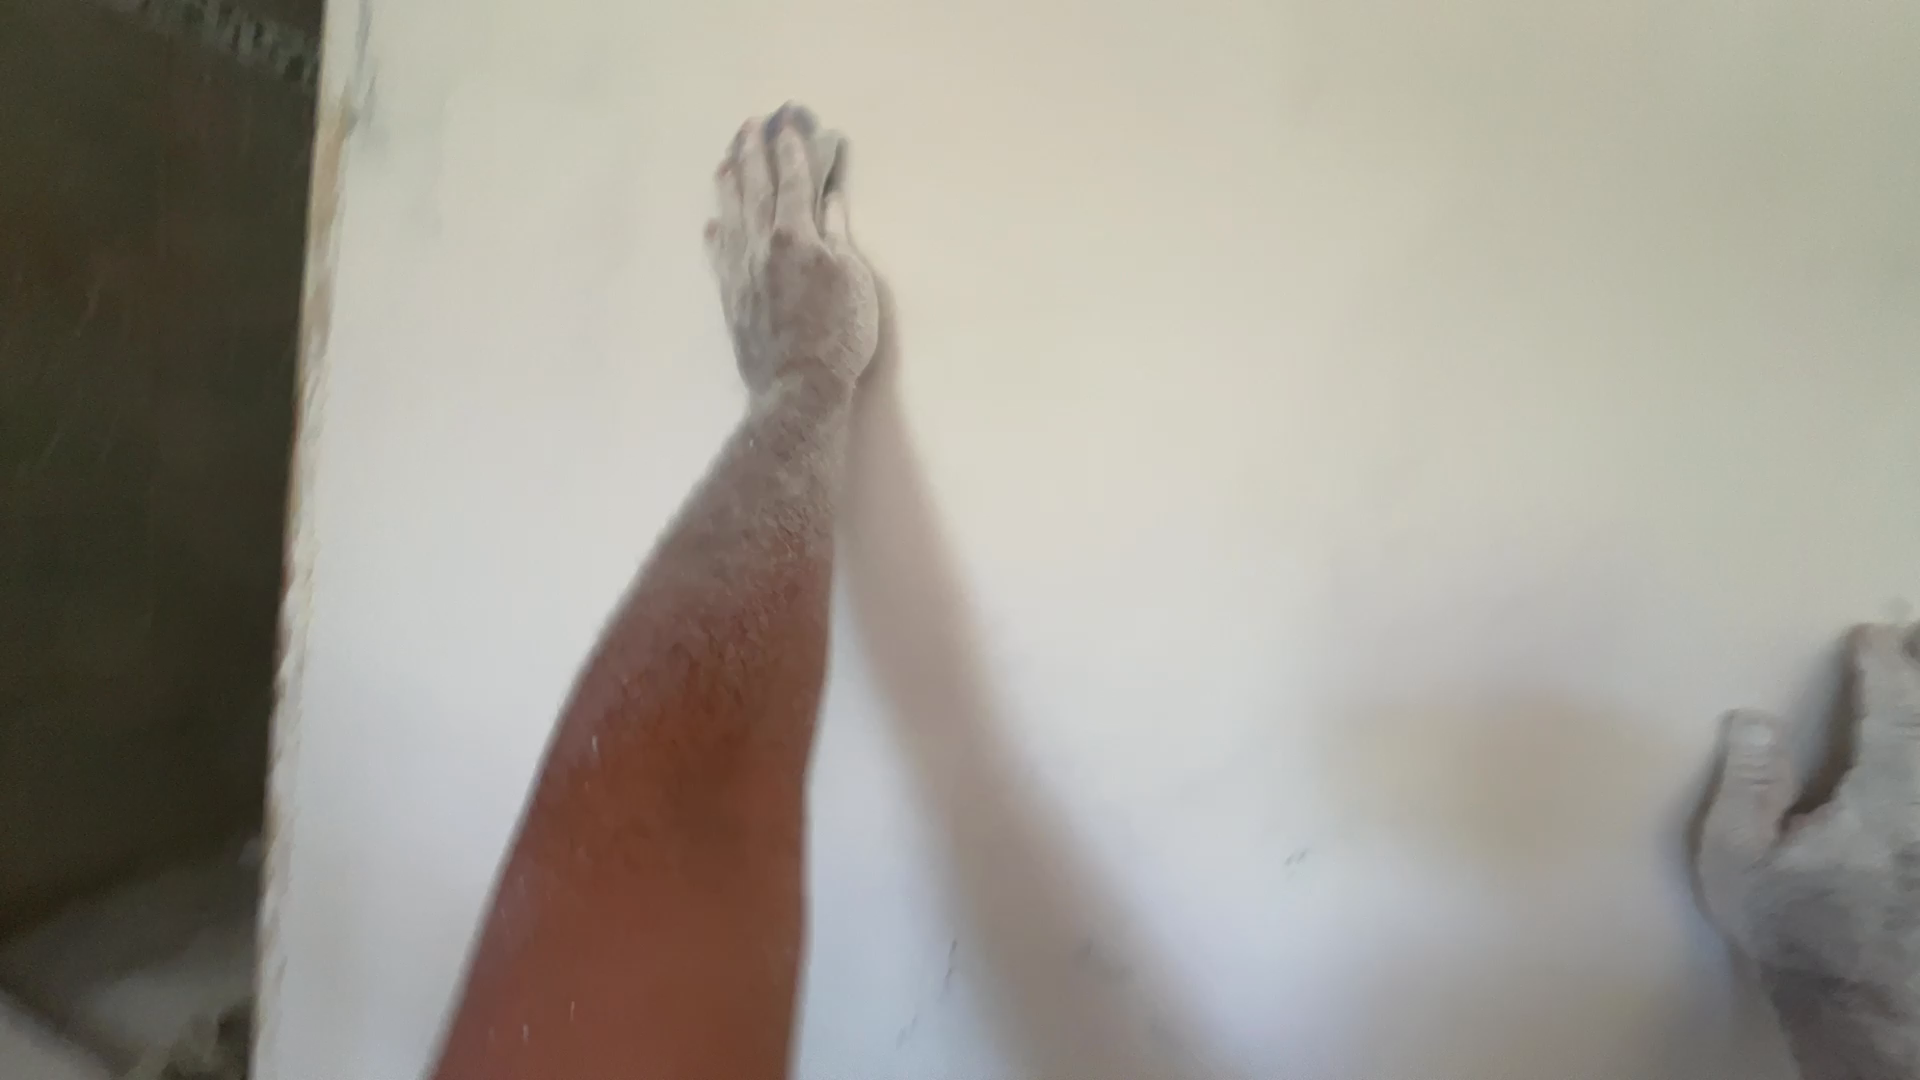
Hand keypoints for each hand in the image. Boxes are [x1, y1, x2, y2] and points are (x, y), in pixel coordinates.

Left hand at [706, 106, 879, 397]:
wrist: (798, 387)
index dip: (792, 151)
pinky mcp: (730, 298)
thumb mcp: (856, 282)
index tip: (788, 125)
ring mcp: (740, 271)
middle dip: (754, 154)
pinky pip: (717, 255)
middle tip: (750, 126)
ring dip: (728, 183)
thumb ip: (839, 237)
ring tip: (726, 159)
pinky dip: (716, 233)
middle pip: (755, 189)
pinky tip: (713, 222)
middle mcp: (761, 244)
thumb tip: (830, 200)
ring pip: (730, 215)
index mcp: (796, 235)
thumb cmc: (839, 336)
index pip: (793, 182)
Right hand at [1698, 623, 1919, 1073]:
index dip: (1883, 672)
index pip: (1890, 721)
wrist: (1864, 999)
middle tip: (1919, 626)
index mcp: (1880, 805)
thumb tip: (1755, 716)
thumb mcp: (1738, 853)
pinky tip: (1919, 733)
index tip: (1873, 632)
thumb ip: (1751, 783)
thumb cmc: (1786, 920)